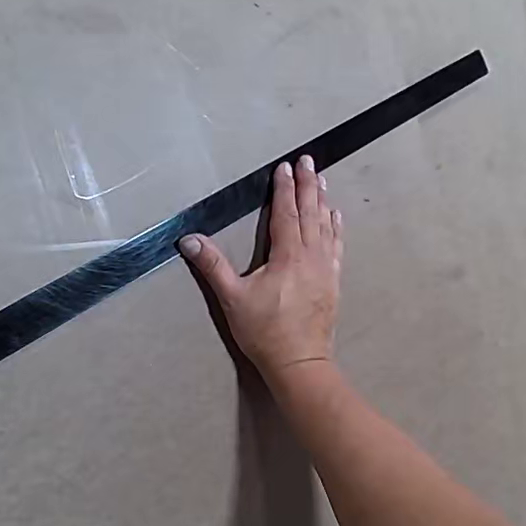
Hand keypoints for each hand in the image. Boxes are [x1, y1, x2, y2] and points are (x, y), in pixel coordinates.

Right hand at [179, 154, 342, 381]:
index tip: (285, 167)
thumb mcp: (232, 299)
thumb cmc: (265, 332)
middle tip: (309, 161)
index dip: (284, 188)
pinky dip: (336, 228)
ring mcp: (325, 268)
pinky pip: (337, 246)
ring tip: (322, 180)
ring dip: (323, 201)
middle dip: (308, 185)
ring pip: (326, 226)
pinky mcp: (332, 282)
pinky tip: (337, 217)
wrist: (301, 363)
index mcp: (288, 255)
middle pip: (310, 212)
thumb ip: (212, 266)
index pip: (286, 213)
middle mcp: (311, 256)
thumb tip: (189, 240)